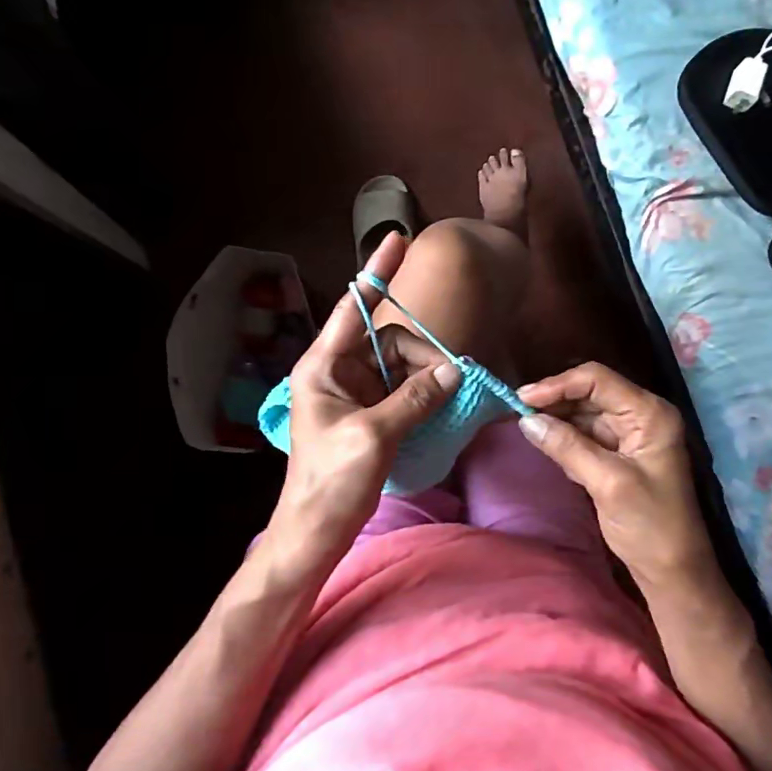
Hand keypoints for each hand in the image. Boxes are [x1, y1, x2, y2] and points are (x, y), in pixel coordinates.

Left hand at [267, 233, 459, 570]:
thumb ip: (416, 398)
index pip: (352, 307)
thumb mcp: (375, 435)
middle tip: (452, 380)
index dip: (376, 273)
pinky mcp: (368, 414)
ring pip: (400, 366)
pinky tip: (440, 408)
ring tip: (448, 400)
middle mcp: (338, 371)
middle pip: (389, 340)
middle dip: (422, 355)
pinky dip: (422, 395)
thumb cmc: (331, 482)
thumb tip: (455, 369)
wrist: (316, 531)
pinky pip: (402, 390)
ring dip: (426, 378)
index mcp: (324, 366)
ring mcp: (354, 393)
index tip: (398, 239)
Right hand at [516, 363, 715, 586]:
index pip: (597, 380)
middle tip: (517, 411)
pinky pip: (584, 432)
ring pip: (583, 411)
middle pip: (589, 391)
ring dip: (555, 417)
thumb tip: (526, 420)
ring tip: (526, 425)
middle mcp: (641, 415)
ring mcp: (630, 434)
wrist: (673, 571)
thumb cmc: (650, 525)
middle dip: (554, 399)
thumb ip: (567, 447)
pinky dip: (563, 435)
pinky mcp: (617, 452)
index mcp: (649, 414)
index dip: (557, 385)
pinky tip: (545, 443)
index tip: (522, 399)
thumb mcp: (607, 483)